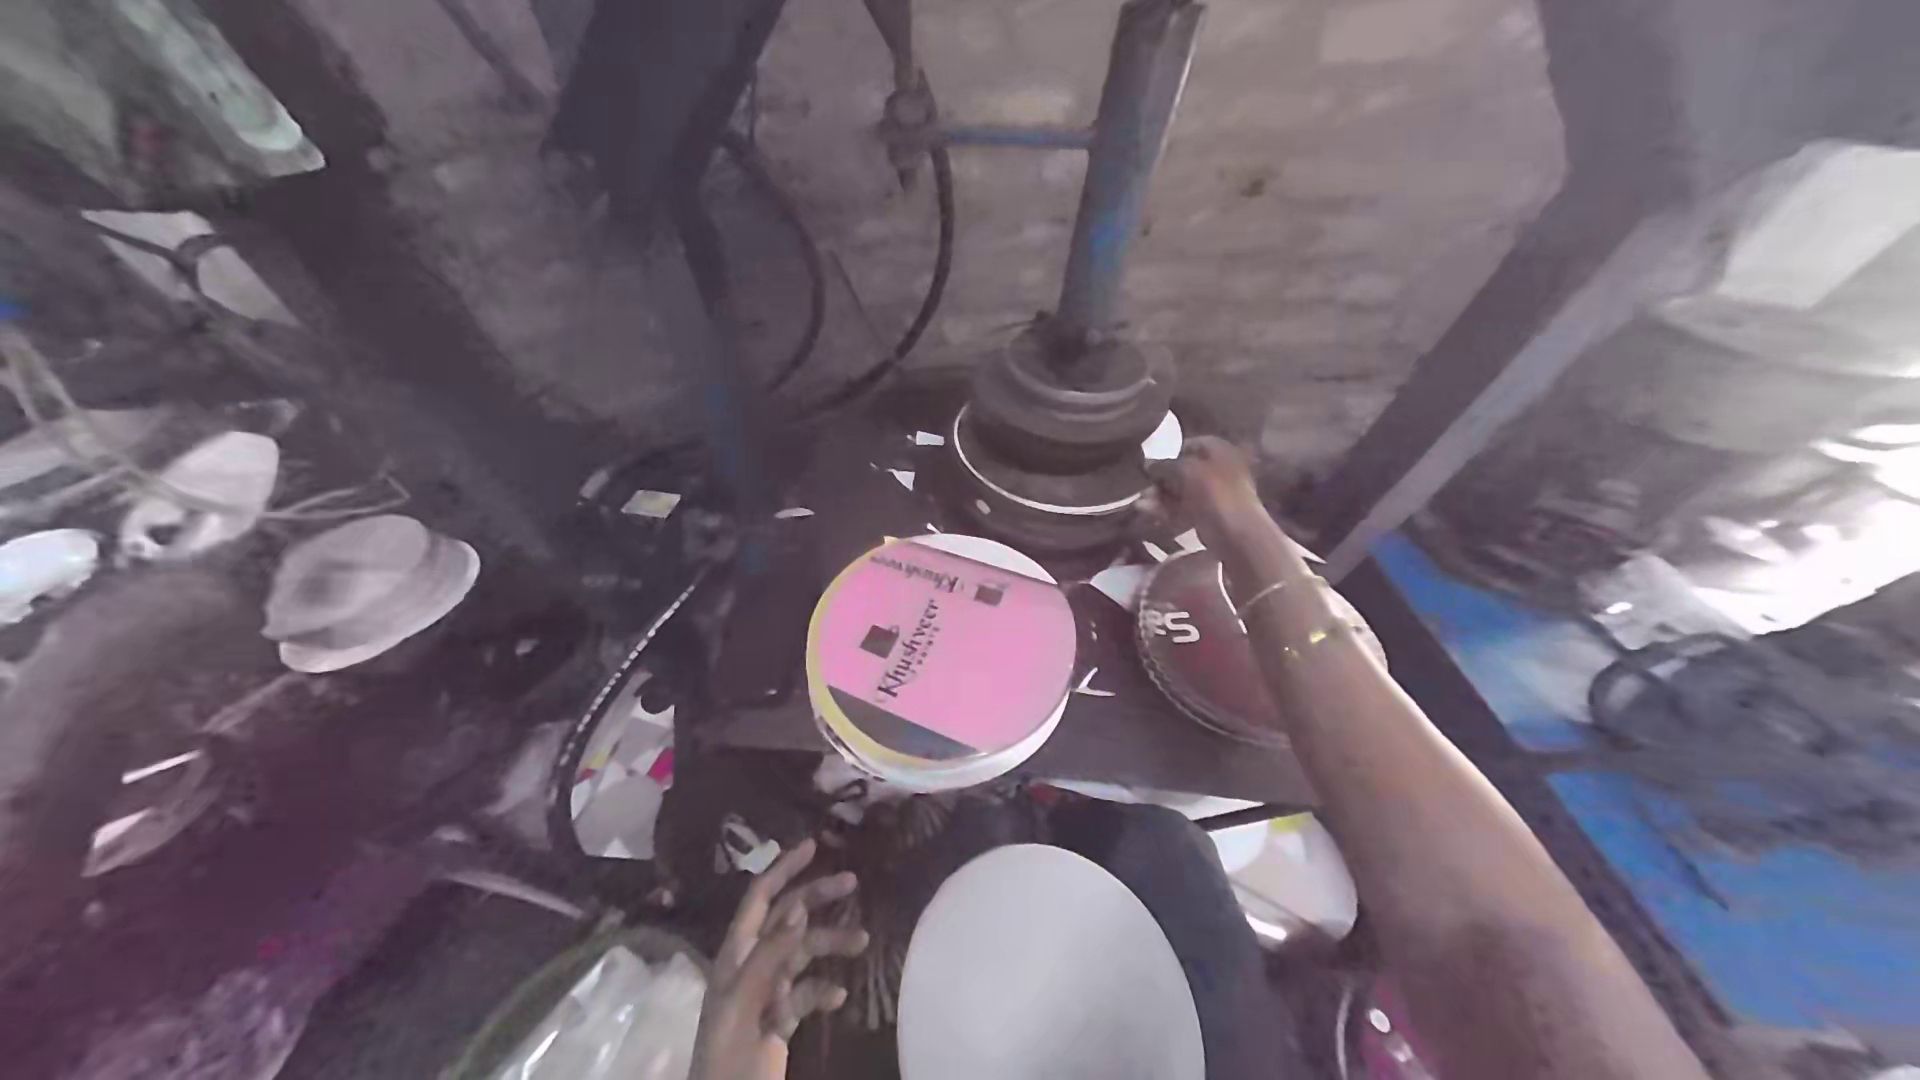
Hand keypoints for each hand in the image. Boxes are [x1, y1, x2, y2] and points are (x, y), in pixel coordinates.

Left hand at [688, 838, 867, 1079]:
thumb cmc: (728, 1063)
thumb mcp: (745, 1006)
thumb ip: (770, 955)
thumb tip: (799, 906)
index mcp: (735, 955)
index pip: (760, 896)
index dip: (784, 868)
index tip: (814, 846)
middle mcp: (751, 965)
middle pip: (788, 917)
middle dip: (819, 897)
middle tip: (853, 883)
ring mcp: (766, 992)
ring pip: (803, 953)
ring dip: (831, 944)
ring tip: (862, 944)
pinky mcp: (779, 1019)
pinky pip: (806, 991)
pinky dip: (823, 989)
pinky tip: (840, 997)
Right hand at [1144, 436, 1265, 549]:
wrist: (1235, 532)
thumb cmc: (1213, 492)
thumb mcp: (1183, 471)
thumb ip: (1163, 466)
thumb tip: (1147, 465)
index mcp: (1220, 450)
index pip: (1190, 445)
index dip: (1169, 454)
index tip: (1152, 466)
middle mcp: (1218, 468)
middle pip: (1182, 471)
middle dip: (1160, 480)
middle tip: (1143, 489)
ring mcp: (1214, 493)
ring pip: (1180, 492)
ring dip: (1159, 497)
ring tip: (1140, 504)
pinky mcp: (1207, 514)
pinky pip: (1182, 508)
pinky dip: (1165, 510)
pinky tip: (1148, 512)